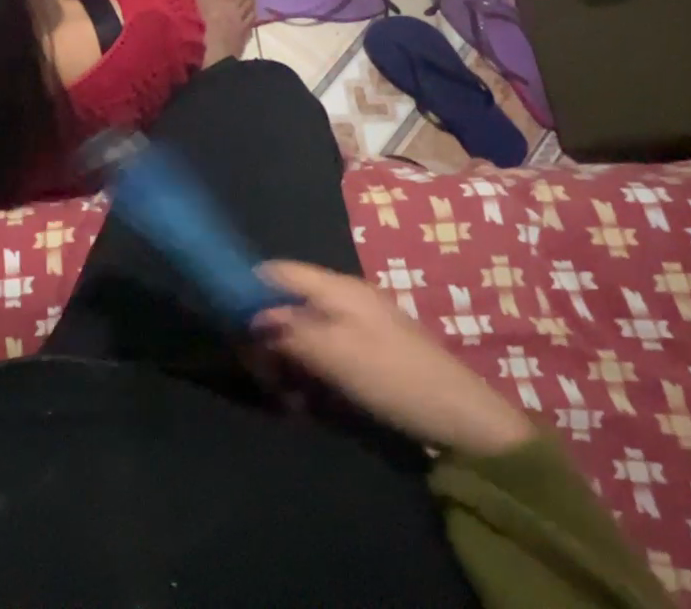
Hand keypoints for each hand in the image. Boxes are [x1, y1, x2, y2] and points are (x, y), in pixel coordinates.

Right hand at [253, 261, 536, 456]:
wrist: (464, 419)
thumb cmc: (392, 377)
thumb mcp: (331, 353)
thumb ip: (286, 330)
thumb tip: (251, 317)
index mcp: (338, 287)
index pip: (279, 270)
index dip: (249, 285)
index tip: (227, 315)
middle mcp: (348, 296)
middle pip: (289, 299)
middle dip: (266, 328)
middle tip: (254, 364)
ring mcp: (362, 323)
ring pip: (304, 326)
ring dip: (287, 353)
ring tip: (280, 385)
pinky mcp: (372, 349)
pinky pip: (325, 346)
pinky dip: (309, 364)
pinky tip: (306, 392)